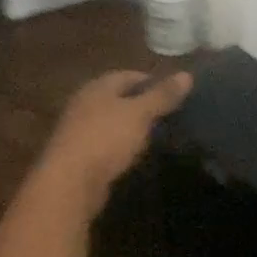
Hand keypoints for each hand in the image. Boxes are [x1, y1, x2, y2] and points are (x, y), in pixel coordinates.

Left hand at [38, 70, 192, 201]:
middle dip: (144, 105)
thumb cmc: (105, 139)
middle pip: (119, 99)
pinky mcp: (80, 156)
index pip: (128, 75)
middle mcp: (85, 104)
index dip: (153, 82)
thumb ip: (162, 96)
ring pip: (113, 123)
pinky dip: (122, 147)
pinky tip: (136, 156)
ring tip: (159, 137)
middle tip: (172, 116)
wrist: (70, 182)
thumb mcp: (139, 114)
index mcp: (97, 87)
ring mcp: (80, 130)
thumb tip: (187, 74)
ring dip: (133, 128)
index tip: (176, 94)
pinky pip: (107, 144)